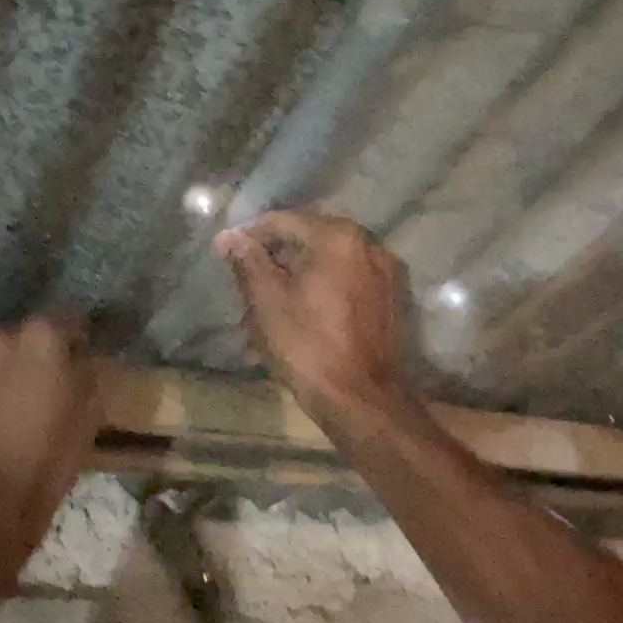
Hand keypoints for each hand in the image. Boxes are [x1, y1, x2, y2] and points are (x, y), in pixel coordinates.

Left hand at [0, 315, 100, 546]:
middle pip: (27, 338)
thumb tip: (83, 359)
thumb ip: (87, 372)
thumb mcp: (90, 414)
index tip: (83, 357)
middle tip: (49, 385)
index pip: (69, 321)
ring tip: (16, 405)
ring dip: (7, 371)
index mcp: (40, 337)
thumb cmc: (50, 456)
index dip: (79, 340)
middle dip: (38, 355)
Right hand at [212, 211, 411, 411]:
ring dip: (303, 270)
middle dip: (278, 253)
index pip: (283, 221)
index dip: (250, 235)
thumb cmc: (307, 347)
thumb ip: (248, 261)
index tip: (227, 254)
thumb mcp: (267, 302)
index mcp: (337, 237)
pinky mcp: (394, 296)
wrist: (363, 400)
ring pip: (333, 258)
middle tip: (250, 279)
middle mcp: (369, 243)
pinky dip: (328, 285)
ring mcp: (387, 270)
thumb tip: (228, 236)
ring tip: (276, 298)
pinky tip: (309, 309)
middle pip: (311, 236)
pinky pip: (352, 278)